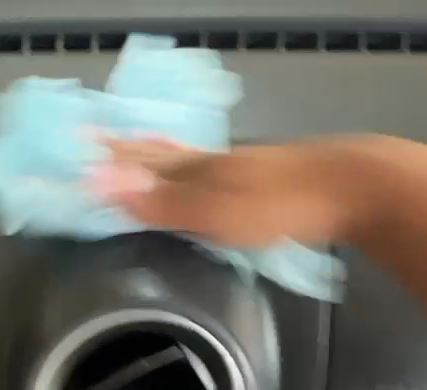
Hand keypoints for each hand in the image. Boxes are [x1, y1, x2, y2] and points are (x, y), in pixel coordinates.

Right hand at [91, 136, 392, 249]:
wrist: (351, 188)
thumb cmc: (278, 205)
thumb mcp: (210, 211)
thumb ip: (157, 202)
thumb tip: (98, 184)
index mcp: (192, 169)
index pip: (137, 162)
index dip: (106, 158)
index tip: (76, 146)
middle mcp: (208, 163)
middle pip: (156, 155)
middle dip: (122, 151)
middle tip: (95, 142)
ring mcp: (235, 168)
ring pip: (181, 159)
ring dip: (152, 155)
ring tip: (134, 149)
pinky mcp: (257, 178)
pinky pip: (204, 169)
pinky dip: (183, 165)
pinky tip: (193, 171)